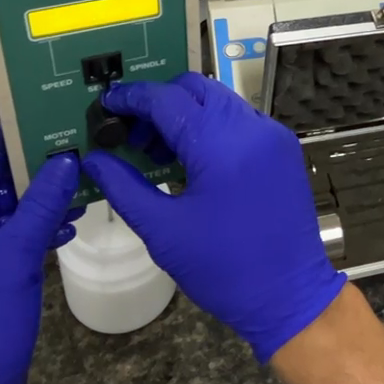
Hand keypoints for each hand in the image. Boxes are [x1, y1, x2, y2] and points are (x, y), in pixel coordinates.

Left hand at [0, 128, 80, 383]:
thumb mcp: (13, 260)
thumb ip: (40, 207)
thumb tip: (65, 159)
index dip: (8, 147)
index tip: (39, 118)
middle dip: (29, 179)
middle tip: (70, 150)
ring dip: (34, 212)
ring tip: (76, 190)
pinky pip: (3, 256)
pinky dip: (30, 242)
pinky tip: (62, 233)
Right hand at [83, 73, 345, 361]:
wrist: (288, 294)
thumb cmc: (222, 268)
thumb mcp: (163, 230)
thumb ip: (125, 187)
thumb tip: (95, 159)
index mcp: (219, 144)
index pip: (167, 100)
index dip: (133, 98)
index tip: (107, 103)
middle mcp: (250, 127)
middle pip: (196, 89)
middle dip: (160, 101)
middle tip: (133, 133)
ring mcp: (271, 134)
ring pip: (220, 100)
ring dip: (187, 112)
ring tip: (159, 150)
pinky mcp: (283, 147)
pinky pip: (240, 119)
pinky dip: (212, 125)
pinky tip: (194, 158)